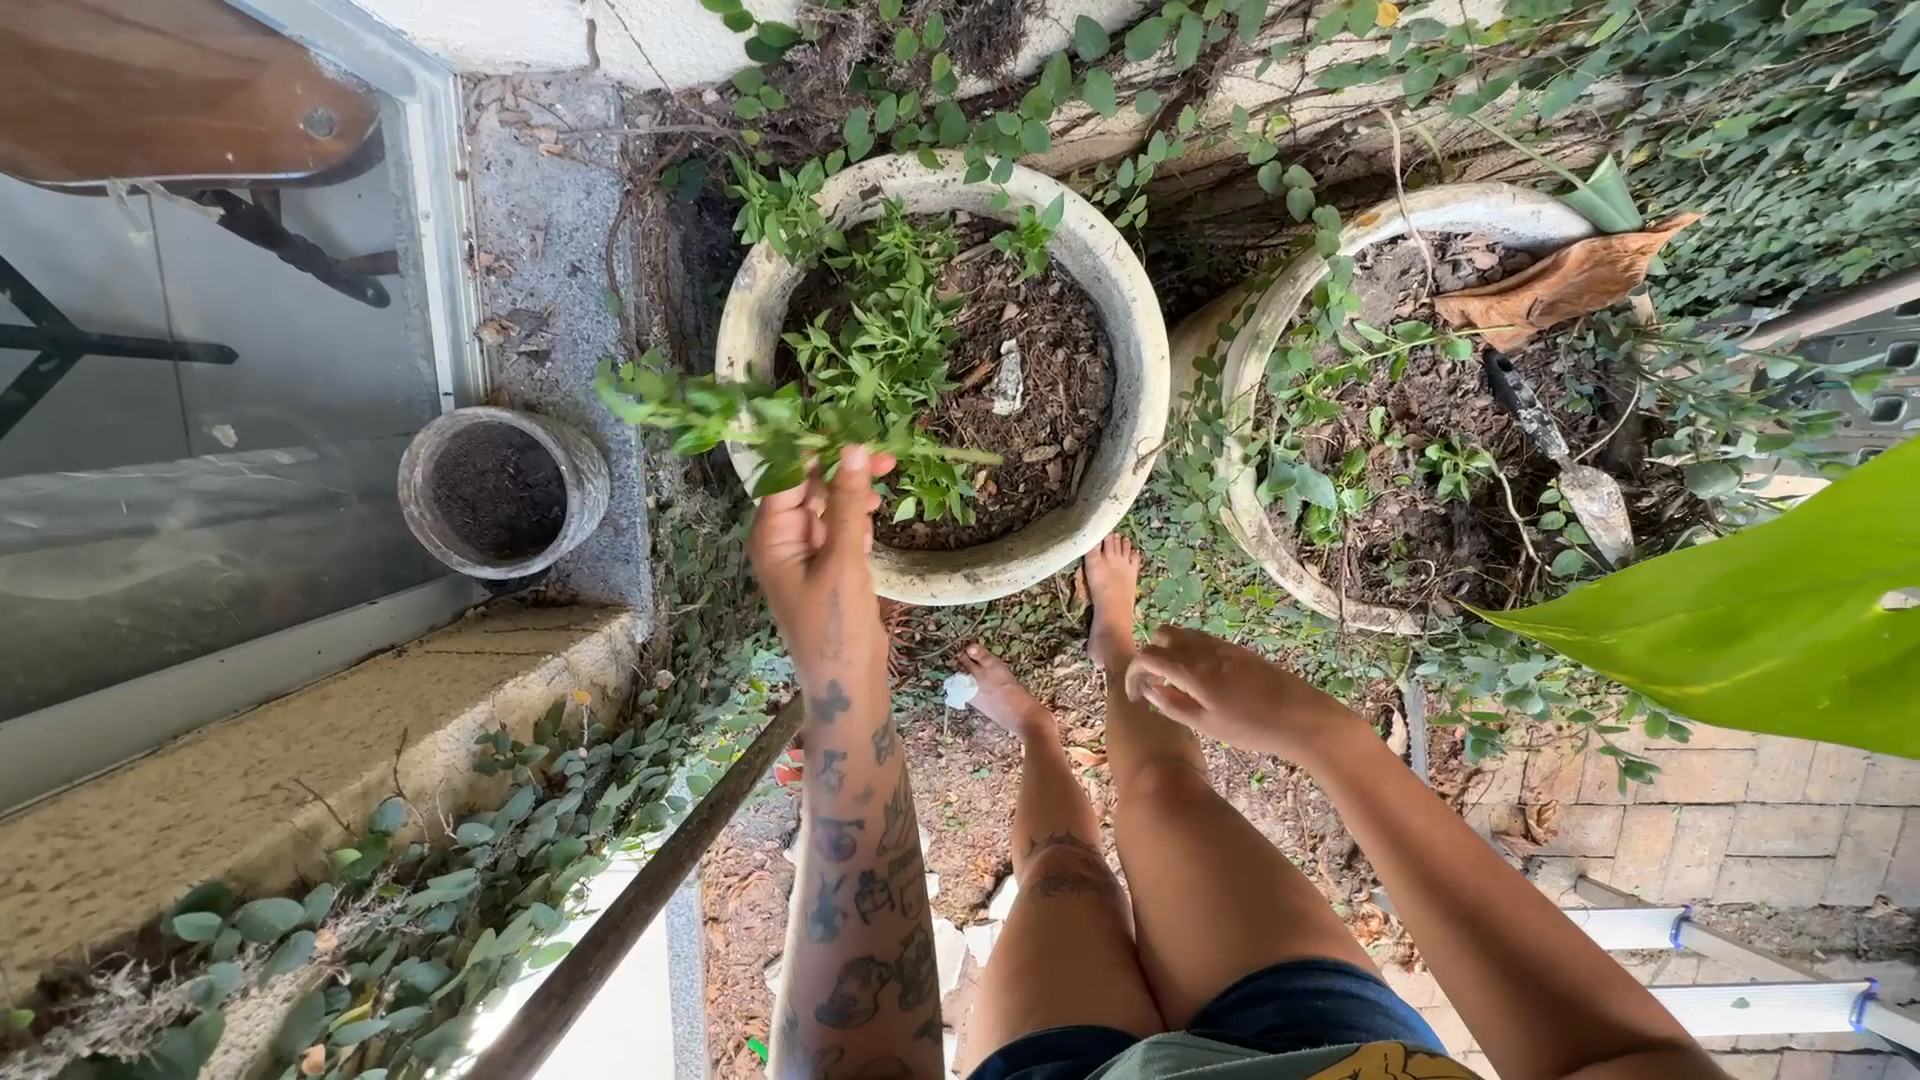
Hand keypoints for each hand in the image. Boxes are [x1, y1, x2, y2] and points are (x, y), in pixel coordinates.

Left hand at [745, 445, 895, 697]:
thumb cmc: (837, 625)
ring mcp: (803, 555)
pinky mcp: (824, 567)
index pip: (788, 475)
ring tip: (879, 505)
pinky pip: (835, 530)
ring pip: (826, 507)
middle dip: (842, 472)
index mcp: (771, 536)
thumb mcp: (843, 560)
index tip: (855, 431)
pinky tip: (867, 537)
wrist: (847, 682)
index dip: (818, 449)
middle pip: (808, 487)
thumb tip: (852, 447)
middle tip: (886, 459)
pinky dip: (853, 525)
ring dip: (851, 499)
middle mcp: (781, 540)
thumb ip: (846, 503)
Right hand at [1123, 625, 1368, 763]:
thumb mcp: (1207, 725)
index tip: (1135, 694)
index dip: (1133, 673)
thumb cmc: (1251, 728)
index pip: (1147, 656)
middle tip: (1157, 683)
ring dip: (1171, 651)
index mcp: (1191, 670)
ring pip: (1183, 633)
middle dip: (1151, 654)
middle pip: (1161, 634)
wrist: (1303, 718)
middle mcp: (1203, 649)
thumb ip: (1172, 705)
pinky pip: (1203, 640)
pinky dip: (1191, 652)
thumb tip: (1149, 690)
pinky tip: (1203, 680)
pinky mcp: (1238, 649)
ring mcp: (1222, 646)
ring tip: (1178, 682)